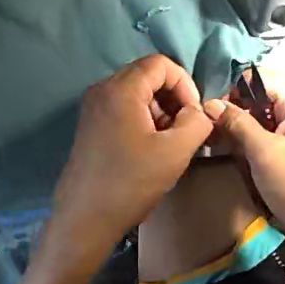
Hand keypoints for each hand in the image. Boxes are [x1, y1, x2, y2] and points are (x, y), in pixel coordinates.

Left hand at [49, 55, 213, 253]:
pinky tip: (151, 149)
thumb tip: (199, 112)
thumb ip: (197, 122)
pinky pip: (123, 109)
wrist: (85, 218)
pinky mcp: (90, 127)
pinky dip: (143, 120)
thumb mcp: (176, 151)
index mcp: (120, 89)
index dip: (185, 84)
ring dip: (160, 111)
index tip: (194, 114)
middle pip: (147, 76)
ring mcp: (92, 109)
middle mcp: (102, 90)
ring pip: (136, 94)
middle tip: (186, 128)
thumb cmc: (131, 182)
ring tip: (170, 142)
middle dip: (173, 97)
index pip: (161, 64)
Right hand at [204, 90, 284, 254]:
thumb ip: (237, 123)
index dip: (237, 89)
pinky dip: (246, 144)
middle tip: (211, 131)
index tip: (216, 112)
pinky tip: (231, 155)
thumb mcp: (264, 152)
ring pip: (259, 120)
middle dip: (234, 111)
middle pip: (259, 98)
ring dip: (237, 129)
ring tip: (216, 143)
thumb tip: (210, 104)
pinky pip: (263, 139)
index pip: (263, 78)